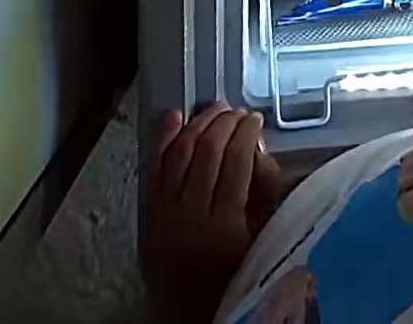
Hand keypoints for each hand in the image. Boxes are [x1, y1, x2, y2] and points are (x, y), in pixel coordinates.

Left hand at [144, 102, 283, 321]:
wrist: (188, 317)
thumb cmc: (235, 276)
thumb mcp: (263, 238)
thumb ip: (265, 190)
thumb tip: (257, 146)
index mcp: (224, 227)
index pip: (236, 161)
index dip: (247, 132)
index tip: (257, 119)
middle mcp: (189, 216)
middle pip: (207, 150)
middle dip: (226, 122)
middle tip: (240, 113)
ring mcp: (164, 213)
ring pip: (180, 151)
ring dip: (199, 122)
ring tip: (217, 109)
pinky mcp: (147, 214)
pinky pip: (155, 166)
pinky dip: (164, 136)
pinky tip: (176, 115)